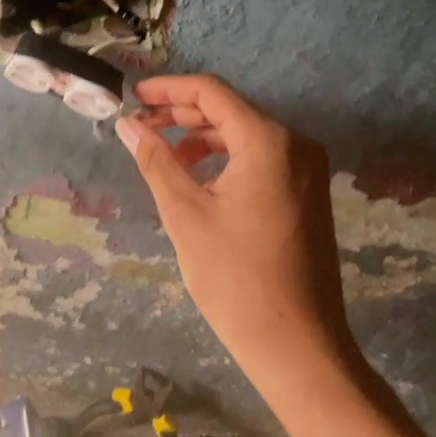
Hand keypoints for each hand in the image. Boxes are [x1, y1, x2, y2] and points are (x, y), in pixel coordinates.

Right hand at [116, 74, 349, 375]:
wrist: (298, 346)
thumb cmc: (236, 277)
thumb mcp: (185, 213)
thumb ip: (156, 159)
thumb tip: (128, 124)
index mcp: (268, 141)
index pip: (211, 92)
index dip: (168, 90)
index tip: (133, 97)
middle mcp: (295, 145)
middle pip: (229, 110)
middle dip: (181, 113)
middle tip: (140, 126)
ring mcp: (307, 171)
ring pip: (244, 134)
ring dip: (200, 137)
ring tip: (162, 155)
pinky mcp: (307, 194)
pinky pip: (260, 158)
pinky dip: (224, 158)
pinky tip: (196, 179)